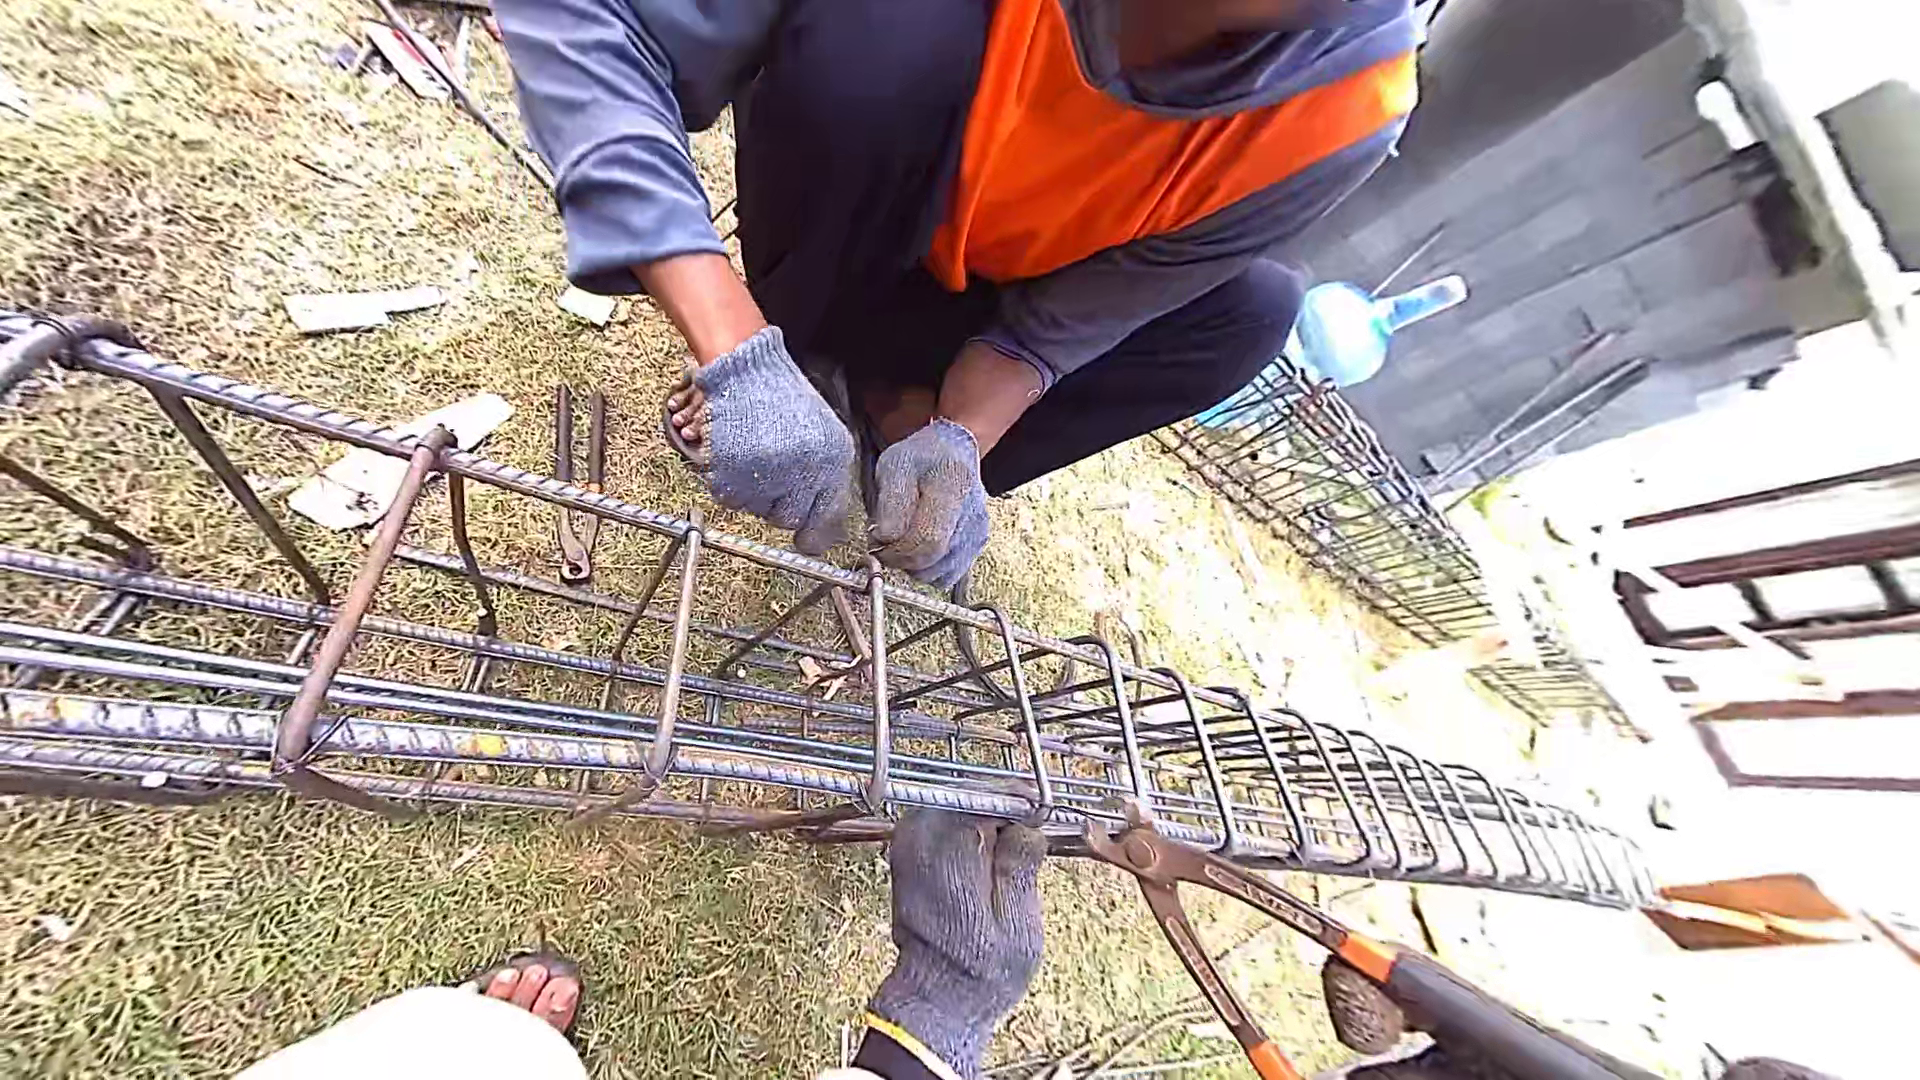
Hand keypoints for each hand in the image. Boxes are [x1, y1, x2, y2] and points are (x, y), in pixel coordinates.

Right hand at [691, 326, 855, 553]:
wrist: (747, 371)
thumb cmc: (782, 400)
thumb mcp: (823, 435)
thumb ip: (825, 477)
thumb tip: (821, 521)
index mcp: (830, 463)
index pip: (825, 516)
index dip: (815, 532)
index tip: (808, 541)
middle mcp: (802, 472)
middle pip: (790, 519)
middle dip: (780, 506)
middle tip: (772, 484)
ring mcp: (767, 474)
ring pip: (759, 511)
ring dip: (754, 494)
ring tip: (754, 461)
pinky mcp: (734, 473)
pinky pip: (732, 500)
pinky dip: (731, 486)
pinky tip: (737, 460)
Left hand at [870, 419, 989, 588]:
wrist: (952, 454)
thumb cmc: (921, 459)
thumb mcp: (894, 467)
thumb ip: (891, 503)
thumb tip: (886, 539)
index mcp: (954, 486)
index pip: (928, 539)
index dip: (896, 550)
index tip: (876, 540)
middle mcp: (974, 514)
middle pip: (932, 561)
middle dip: (899, 559)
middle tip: (883, 544)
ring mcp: (978, 534)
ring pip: (937, 574)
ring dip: (911, 565)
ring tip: (901, 539)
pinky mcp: (976, 548)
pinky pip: (946, 576)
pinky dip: (927, 569)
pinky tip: (918, 547)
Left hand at [871, 809, 1045, 1078]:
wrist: (936, 995)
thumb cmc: (980, 967)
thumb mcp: (1018, 922)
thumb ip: (1019, 862)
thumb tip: (1027, 821)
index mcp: (946, 847)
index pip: (987, 795)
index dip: (1018, 800)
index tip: (1039, 811)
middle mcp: (920, 833)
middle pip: (972, 794)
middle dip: (1003, 806)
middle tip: (1030, 828)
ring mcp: (909, 835)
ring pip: (960, 802)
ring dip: (988, 815)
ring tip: (1012, 843)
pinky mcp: (908, 844)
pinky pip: (947, 816)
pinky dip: (971, 826)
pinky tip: (988, 851)